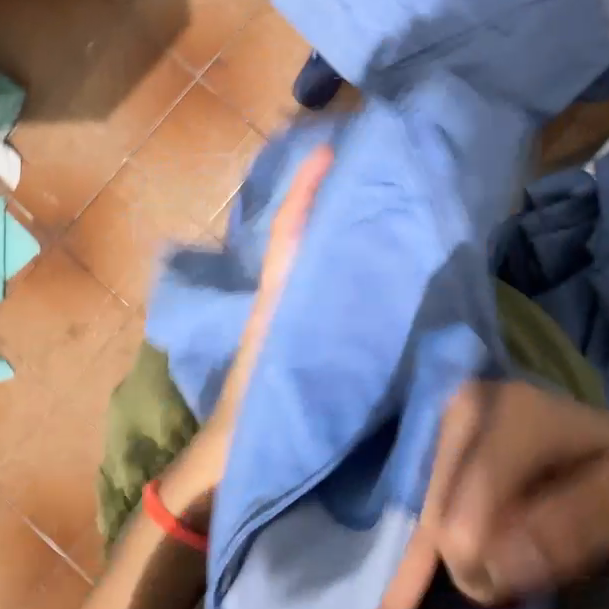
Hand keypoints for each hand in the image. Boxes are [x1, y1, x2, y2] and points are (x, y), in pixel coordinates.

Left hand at [164, 145, 335, 520]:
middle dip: (325, 195)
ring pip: (314, 254)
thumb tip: (320, 282)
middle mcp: (284, 292)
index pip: (288, 231)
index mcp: (276, 294)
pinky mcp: (299, 328)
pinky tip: (370, 259)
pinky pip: (322, 283)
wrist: (232, 456)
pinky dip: (338, 259)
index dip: (303, 190)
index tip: (326, 152)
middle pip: (303, 232)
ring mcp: (291, 309)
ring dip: (334, 223)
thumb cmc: (250, 415)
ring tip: (376, 199)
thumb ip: (291, 329)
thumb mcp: (272, 368)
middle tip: (366, 166)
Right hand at [370, 381, 608, 608]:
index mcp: (511, 413)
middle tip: (514, 578)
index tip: (516, 585)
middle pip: (441, 519)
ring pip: (425, 524)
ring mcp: (445, 426)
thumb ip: (571, 528)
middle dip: (470, 565)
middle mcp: (466, 407)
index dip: (488, 566)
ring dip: (442, 567)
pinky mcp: (437, 450)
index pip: (470, 514)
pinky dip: (405, 567)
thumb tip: (497, 566)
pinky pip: (415, 518)